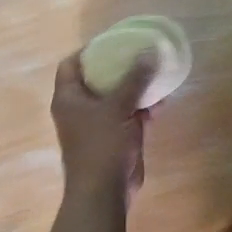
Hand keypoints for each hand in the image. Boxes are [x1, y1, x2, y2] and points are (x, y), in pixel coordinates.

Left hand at [51, 52, 154, 198]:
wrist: (105, 190)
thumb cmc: (102, 145)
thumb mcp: (117, 107)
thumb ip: (134, 79)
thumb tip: (150, 51)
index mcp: (69, 98)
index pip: (72, 64)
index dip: (90, 50)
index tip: (115, 41)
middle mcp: (80, 108)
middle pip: (97, 78)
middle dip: (120, 66)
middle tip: (140, 53)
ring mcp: (98, 123)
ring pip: (117, 97)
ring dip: (136, 87)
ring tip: (156, 73)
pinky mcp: (116, 137)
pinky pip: (129, 114)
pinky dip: (143, 107)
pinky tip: (162, 100)